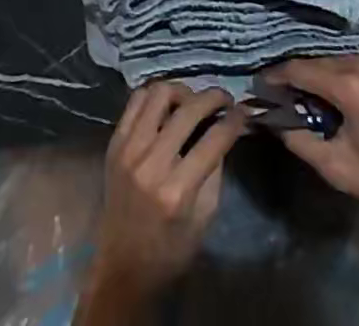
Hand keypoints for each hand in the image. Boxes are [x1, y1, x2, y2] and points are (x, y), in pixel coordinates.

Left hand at [82, 82, 246, 315]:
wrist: (122, 267)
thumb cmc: (171, 248)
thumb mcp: (206, 214)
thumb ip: (215, 166)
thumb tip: (226, 127)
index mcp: (176, 190)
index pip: (215, 137)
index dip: (235, 118)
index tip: (244, 111)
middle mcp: (150, 164)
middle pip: (189, 109)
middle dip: (214, 97)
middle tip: (225, 100)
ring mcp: (127, 151)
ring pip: (158, 93)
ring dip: (182, 91)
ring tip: (193, 102)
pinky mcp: (114, 145)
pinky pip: (135, 101)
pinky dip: (155, 96)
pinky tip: (168, 106)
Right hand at [260, 57, 358, 235]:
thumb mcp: (337, 167)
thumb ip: (299, 140)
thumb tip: (274, 121)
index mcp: (349, 85)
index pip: (299, 69)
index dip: (274, 77)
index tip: (257, 87)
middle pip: (318, 61)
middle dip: (295, 75)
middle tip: (276, 95)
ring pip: (338, 63)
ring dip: (318, 76)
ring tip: (302, 98)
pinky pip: (358, 69)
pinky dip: (340, 77)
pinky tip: (335, 99)